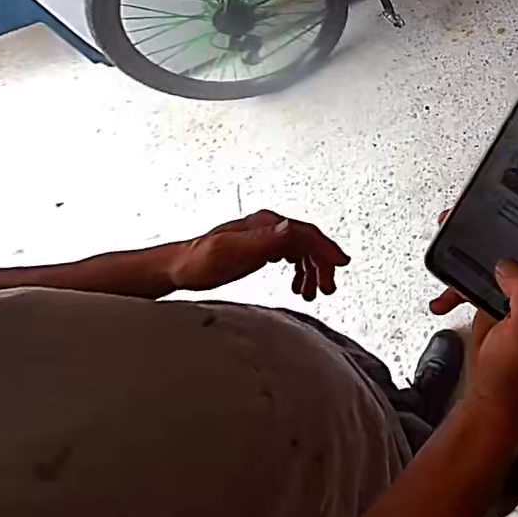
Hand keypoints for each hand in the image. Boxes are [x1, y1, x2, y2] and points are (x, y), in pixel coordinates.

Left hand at [159, 210, 349, 299]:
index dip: (326, 249)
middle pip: (308, 242)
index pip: (306, 234)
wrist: (177, 268)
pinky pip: (292, 256)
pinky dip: (301, 270)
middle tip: (327, 287)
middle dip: (322, 264)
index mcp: (267, 224)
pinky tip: (299, 284)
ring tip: (314, 292)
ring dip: (313, 270)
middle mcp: (269, 227)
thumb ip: (265, 240)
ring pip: (302, 250)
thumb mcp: (231, 251)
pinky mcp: (261, 249)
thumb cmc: (198, 261)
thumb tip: (292, 228)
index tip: (340, 264)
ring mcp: (266, 237)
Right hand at [429, 227, 517, 419]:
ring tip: (453, 242)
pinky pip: (477, 278)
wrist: (491, 398)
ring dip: (474, 250)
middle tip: (484, 209)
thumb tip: (508, 263)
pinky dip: (458, 284)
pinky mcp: (497, 300)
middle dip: (504, 226)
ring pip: (499, 254)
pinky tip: (446, 297)